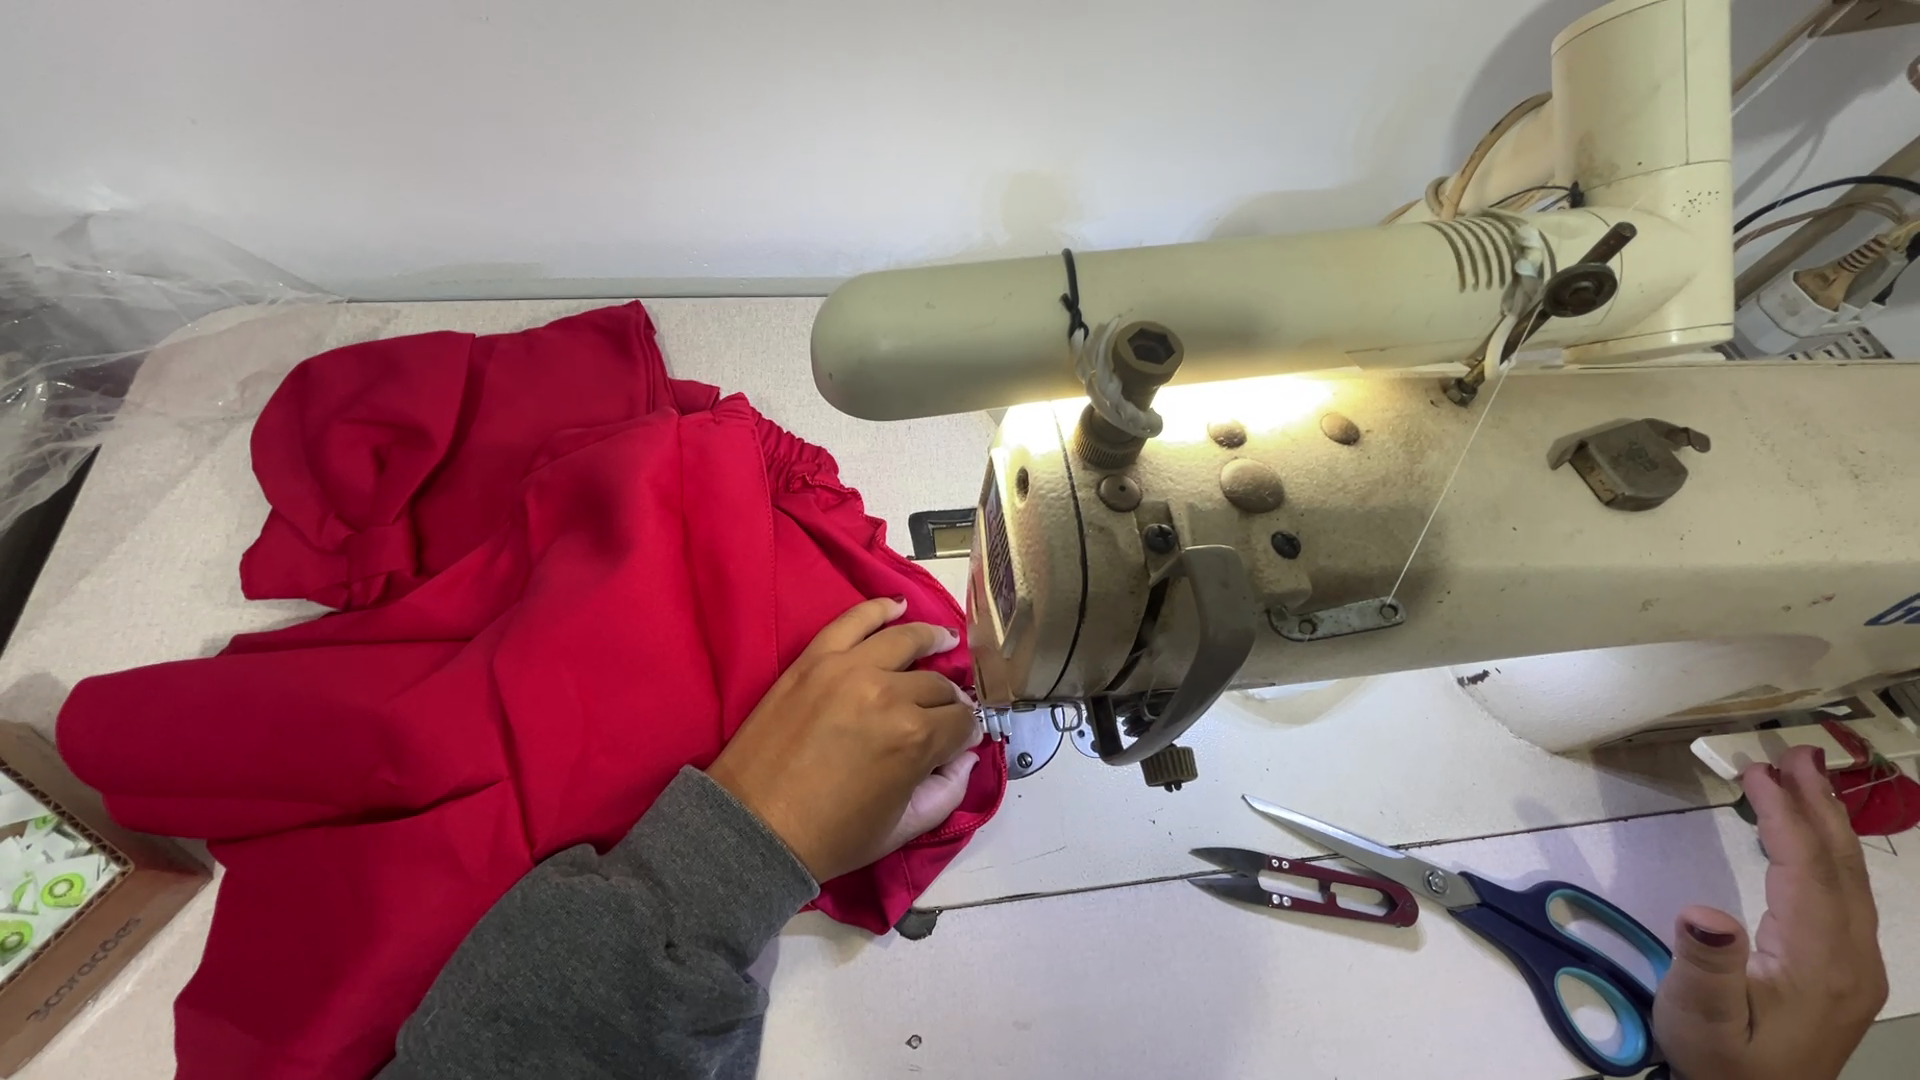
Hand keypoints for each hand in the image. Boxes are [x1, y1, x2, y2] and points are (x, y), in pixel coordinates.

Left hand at [707, 597, 981, 882]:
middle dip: (951, 699)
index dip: (967, 733)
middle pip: (938, 685)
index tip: (962, 739)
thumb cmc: (829, 837)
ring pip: (906, 641)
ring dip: (933, 639)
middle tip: (947, 710)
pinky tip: (898, 607)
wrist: (753, 827)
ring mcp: (849, 669)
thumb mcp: (901, 829)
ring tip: (945, 641)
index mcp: (914, 739)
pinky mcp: (815, 658)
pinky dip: (880, 608)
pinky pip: (855, 620)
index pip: (961, 722)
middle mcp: (888, 694)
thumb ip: (947, 793)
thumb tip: (967, 758)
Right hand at [1653, 745, 1887, 1079]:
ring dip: (1826, 826)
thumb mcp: (1700, 1014)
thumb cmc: (1719, 1057)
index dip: (1784, 816)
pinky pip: (1841, 899)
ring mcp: (1852, 966)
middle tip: (1796, 754)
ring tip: (1805, 782)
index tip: (1757, 771)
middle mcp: (1849, 958)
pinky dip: (1824, 857)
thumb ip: (1706, 964)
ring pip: (1848, 882)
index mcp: (1818, 961)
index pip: (1806, 871)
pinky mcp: (1841, 971)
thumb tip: (1707, 912)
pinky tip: (1806, 845)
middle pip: (1840, 869)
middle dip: (1819, 807)